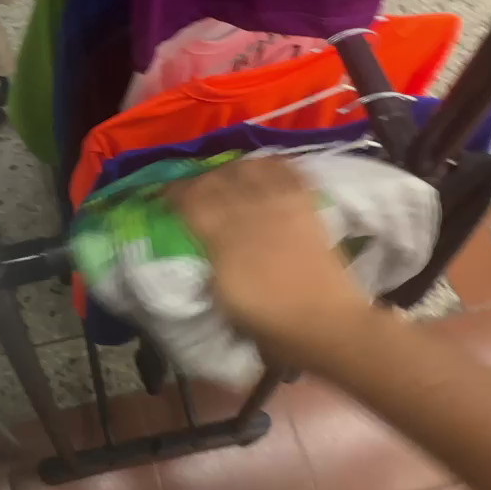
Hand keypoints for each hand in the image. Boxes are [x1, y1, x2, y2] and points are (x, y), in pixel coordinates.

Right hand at [170, 157, 374, 370]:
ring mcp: (280, 205)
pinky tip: (262, 166)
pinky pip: (287, 171)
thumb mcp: (223, 297)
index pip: (190, 200)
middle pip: (217, 179)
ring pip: (249, 168)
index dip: (173, 192)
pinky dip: (271, 164)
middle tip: (190, 187)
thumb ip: (208, 262)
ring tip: (225, 176)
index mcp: (223, 237)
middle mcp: (249, 212)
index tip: (163, 195)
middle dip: (199, 179)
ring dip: (231, 168)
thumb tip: (201, 243)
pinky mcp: (306, 205)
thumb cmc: (271, 323)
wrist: (327, 325)